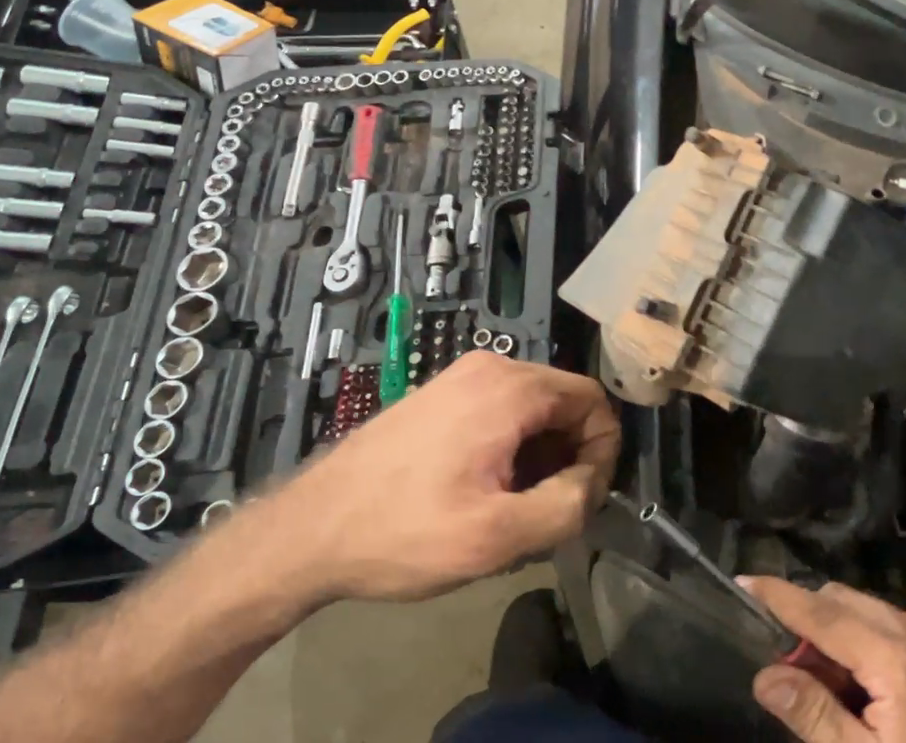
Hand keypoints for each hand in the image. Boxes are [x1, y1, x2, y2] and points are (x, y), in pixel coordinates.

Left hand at [263, 351, 618, 601]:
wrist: (304, 534)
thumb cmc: (403, 532)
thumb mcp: (497, 536)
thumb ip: (567, 506)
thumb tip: (592, 483)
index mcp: (510, 388)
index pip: (593, 401)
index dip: (602, 452)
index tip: (583, 499)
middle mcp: (488, 369)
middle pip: (563, 403)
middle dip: (569, 457)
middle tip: (547, 512)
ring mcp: (457, 379)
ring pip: (531, 412)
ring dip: (539, 458)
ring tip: (511, 510)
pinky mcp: (436, 397)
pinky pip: (499, 414)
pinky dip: (509, 449)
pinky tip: (481, 493)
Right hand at [742, 577, 905, 742]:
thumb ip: (814, 715)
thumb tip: (765, 675)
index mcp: (895, 655)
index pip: (824, 613)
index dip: (780, 597)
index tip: (744, 582)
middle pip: (843, 601)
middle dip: (805, 619)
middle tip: (777, 663)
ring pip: (864, 610)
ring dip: (831, 632)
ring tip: (814, 684)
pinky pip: (888, 626)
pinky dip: (859, 641)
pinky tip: (851, 686)